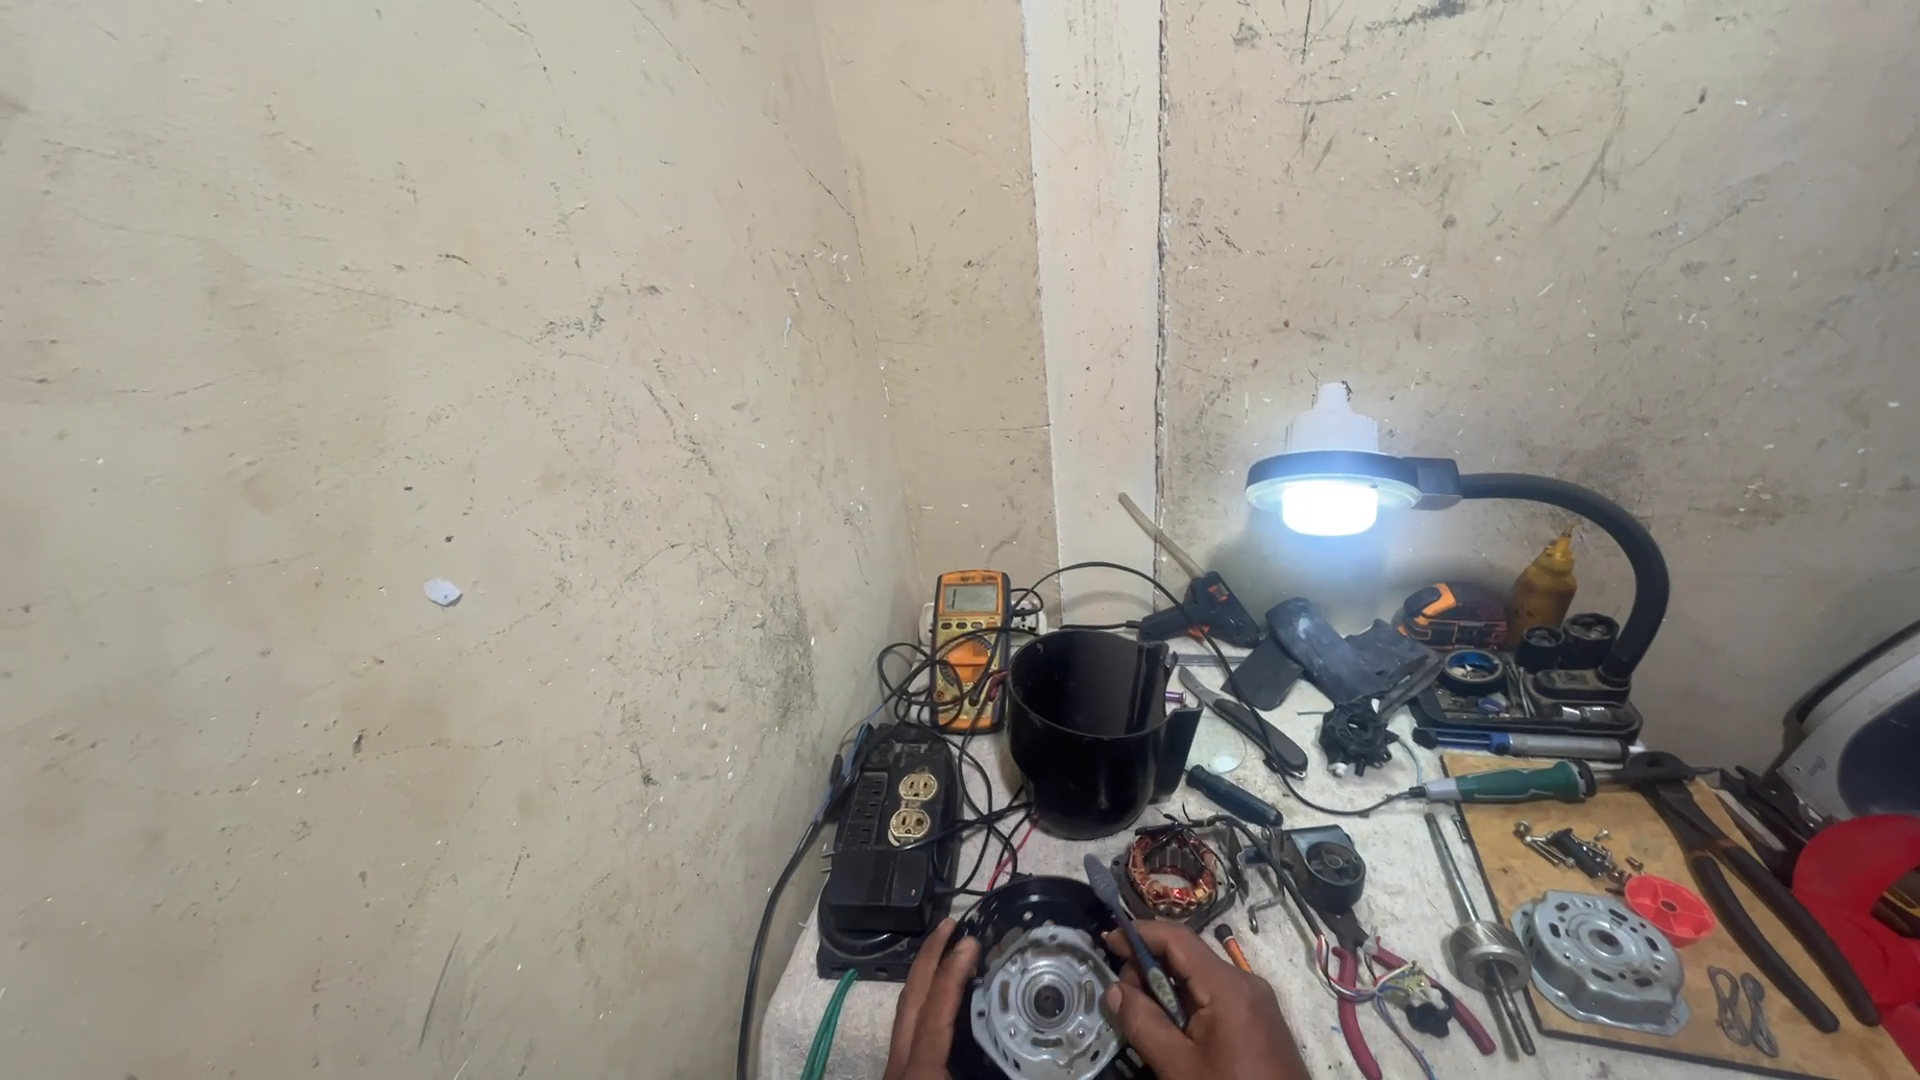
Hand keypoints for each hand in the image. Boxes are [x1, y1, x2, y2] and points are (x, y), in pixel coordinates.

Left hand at [883, 918, 980, 1079]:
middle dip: (928, 956)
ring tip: (945, 946)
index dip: (951, 976)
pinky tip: (939, 992)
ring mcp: (895, 1068)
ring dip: (924, 973)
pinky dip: (923, 997)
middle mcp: (900, 1066)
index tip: (970, 942)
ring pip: (905, 1009)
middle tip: (950, 924)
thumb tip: (1022, 1061)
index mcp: (919, 1076)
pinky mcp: (898, 1072)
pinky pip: (908, 1023)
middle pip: (910, 1000)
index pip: (934, 1017)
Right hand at [1103, 921, 1308, 1079]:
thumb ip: (1144, 1024)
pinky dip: (1186, 1003)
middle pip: (1187, 955)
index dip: (1139, 933)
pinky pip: (1214, 995)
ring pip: (1199, 976)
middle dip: (1150, 966)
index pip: (1177, 938)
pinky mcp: (1258, 1021)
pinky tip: (1172, 1030)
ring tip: (1145, 1017)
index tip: (1109, 942)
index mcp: (1228, 986)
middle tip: (1125, 997)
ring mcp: (1255, 1002)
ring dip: (1166, 987)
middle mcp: (1245, 982)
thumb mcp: (1179, 1069)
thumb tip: (1114, 990)